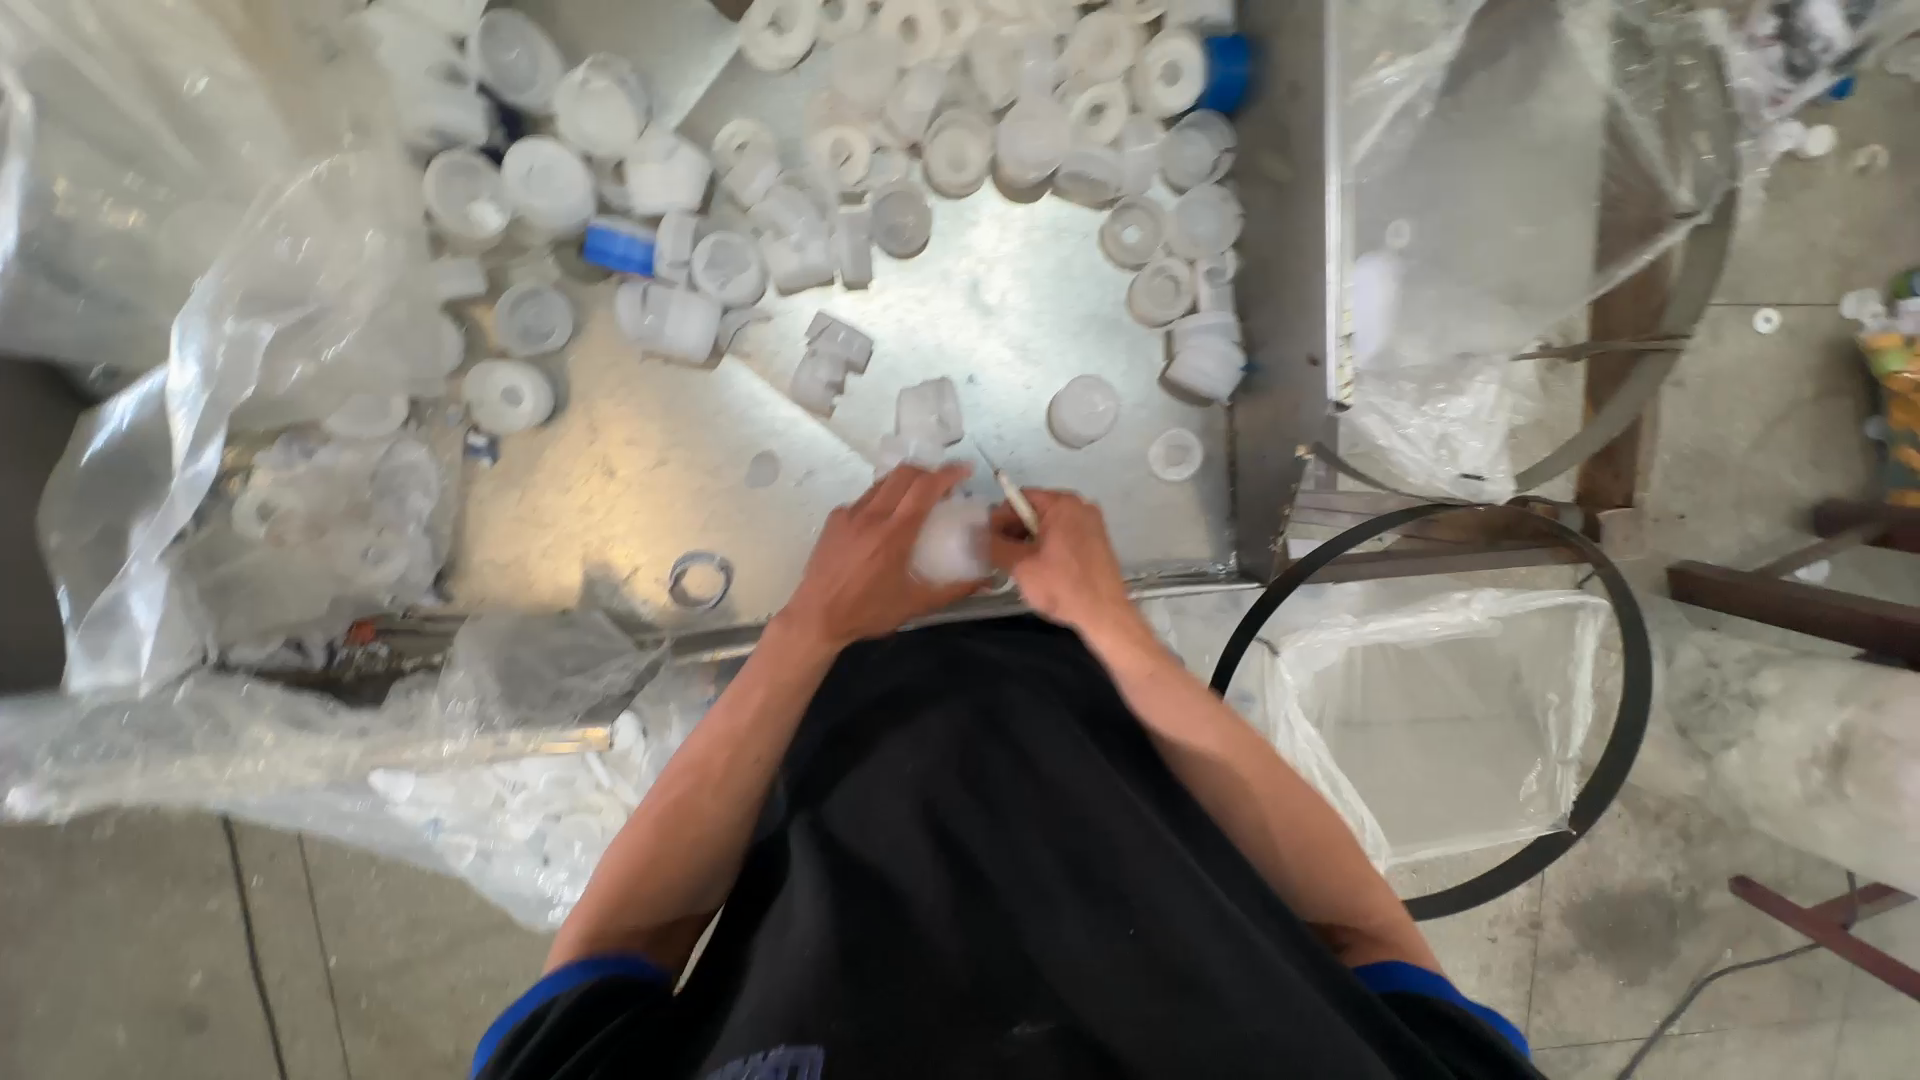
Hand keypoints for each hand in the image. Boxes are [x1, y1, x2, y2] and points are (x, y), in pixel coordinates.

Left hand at [779, 464, 986, 650]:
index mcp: (895, 533)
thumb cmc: (868, 612)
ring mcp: (849, 515)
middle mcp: (871, 516)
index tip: (965, 471)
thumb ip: (953, 589)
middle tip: (943, 486)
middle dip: (928, 472)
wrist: (816, 618)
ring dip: (904, 484)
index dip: (948, 473)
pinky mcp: (833, 521)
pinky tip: (882, 523)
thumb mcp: (916, 605)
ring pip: (882, 484)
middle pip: (904, 474)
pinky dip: (880, 501)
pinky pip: (862, 500)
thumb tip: (985, 579)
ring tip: (915, 500)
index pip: (925, 487)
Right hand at [987, 489, 1138, 634]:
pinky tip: (1039, 568)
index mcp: (1062, 504)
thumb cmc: (1062, 586)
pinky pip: (1064, 535)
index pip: (1020, 498)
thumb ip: (995, 545)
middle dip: (1014, 530)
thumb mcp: (1021, 565)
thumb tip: (980, 535)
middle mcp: (1080, 506)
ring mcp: (1091, 523)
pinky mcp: (1096, 541)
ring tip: (1017, 565)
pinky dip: (1047, 546)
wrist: (1105, 614)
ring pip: (1049, 524)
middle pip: (1035, 509)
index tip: (989, 540)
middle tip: (1000, 555)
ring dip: (1029, 540)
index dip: (1000, 517)